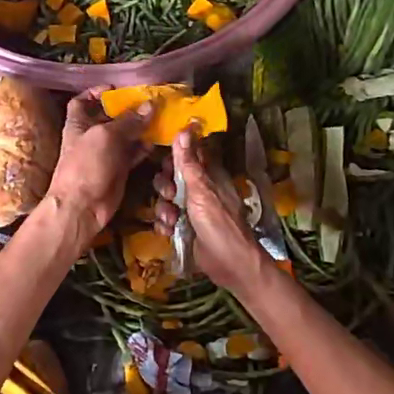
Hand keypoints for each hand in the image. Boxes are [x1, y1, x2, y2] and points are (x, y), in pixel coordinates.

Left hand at [45, 91, 152, 236]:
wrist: (82, 206)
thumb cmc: (86, 164)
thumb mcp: (106, 136)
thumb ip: (128, 121)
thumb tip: (150, 106)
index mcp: (79, 122)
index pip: (83, 100)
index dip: (96, 92)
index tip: (115, 88)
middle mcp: (91, 135)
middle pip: (110, 116)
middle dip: (128, 109)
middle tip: (150, 101)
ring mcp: (105, 153)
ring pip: (125, 134)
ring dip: (140, 127)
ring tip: (159, 117)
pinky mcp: (118, 168)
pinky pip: (133, 152)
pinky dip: (143, 146)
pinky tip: (156, 140)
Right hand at [153, 128, 269, 295]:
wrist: (230, 265)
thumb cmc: (219, 224)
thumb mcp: (201, 191)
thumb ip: (188, 162)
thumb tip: (184, 129)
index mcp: (208, 175)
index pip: (187, 155)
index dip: (174, 157)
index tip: (166, 164)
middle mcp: (199, 189)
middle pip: (172, 177)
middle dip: (164, 186)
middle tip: (170, 196)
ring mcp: (191, 210)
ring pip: (166, 199)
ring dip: (164, 209)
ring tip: (172, 221)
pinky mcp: (184, 228)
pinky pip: (166, 219)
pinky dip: (165, 225)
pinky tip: (169, 232)